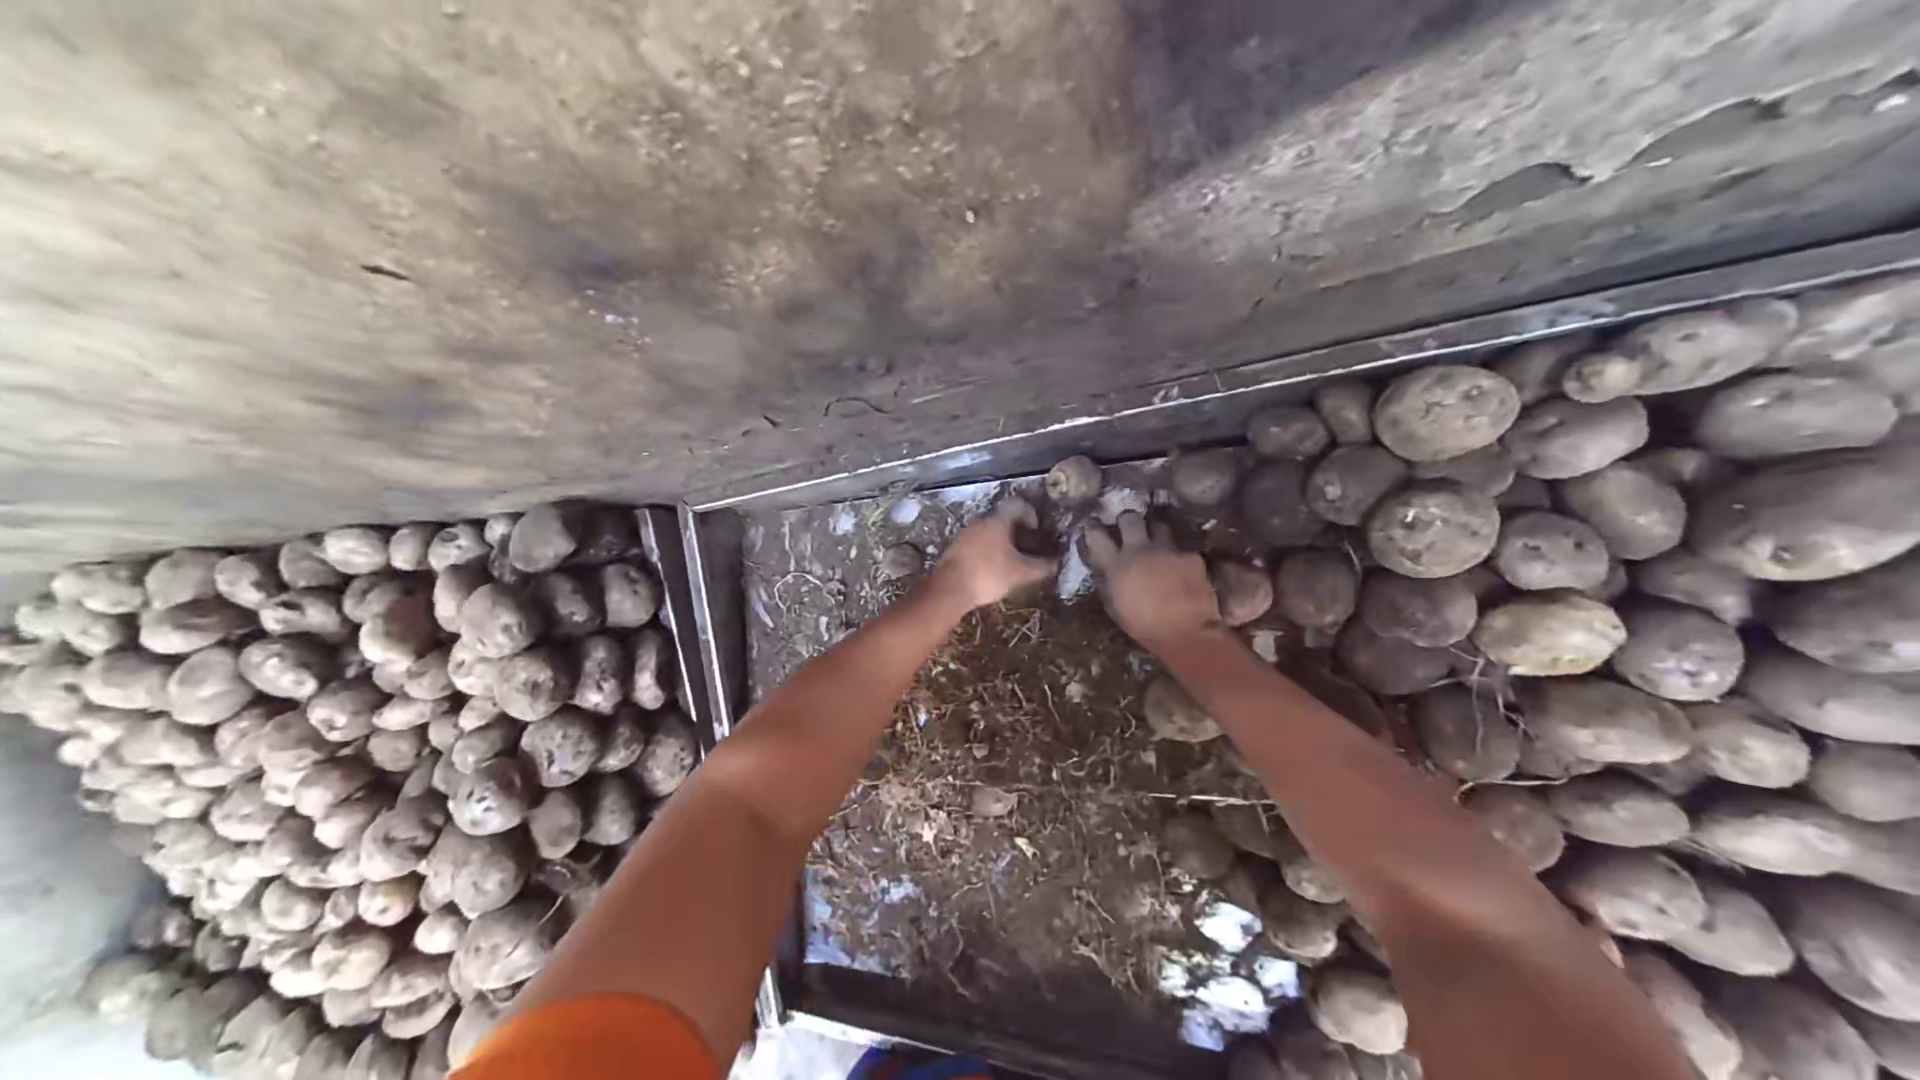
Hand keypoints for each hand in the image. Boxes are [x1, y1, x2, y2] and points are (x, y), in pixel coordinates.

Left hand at [931, 497, 1057, 609]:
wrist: (949, 589)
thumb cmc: (988, 575)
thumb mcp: (1021, 573)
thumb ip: (1042, 567)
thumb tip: (1057, 563)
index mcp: (997, 521)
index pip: (1017, 505)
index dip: (1030, 514)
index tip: (1037, 530)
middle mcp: (979, 522)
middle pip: (1002, 518)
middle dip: (1017, 530)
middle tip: (1027, 547)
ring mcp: (964, 534)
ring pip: (987, 531)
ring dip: (1000, 541)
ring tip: (1010, 560)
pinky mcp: (954, 548)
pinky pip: (975, 543)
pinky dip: (986, 550)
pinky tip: (990, 568)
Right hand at [1082, 511, 1221, 653]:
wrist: (1185, 633)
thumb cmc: (1142, 625)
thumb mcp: (1114, 605)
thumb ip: (1107, 581)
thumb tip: (1104, 568)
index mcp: (1116, 564)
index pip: (1097, 534)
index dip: (1093, 527)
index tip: (1093, 526)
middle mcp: (1140, 549)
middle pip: (1130, 518)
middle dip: (1127, 520)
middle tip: (1128, 528)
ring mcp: (1167, 550)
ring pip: (1158, 526)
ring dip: (1154, 532)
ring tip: (1156, 543)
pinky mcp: (1190, 556)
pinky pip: (1180, 549)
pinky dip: (1177, 557)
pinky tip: (1179, 569)